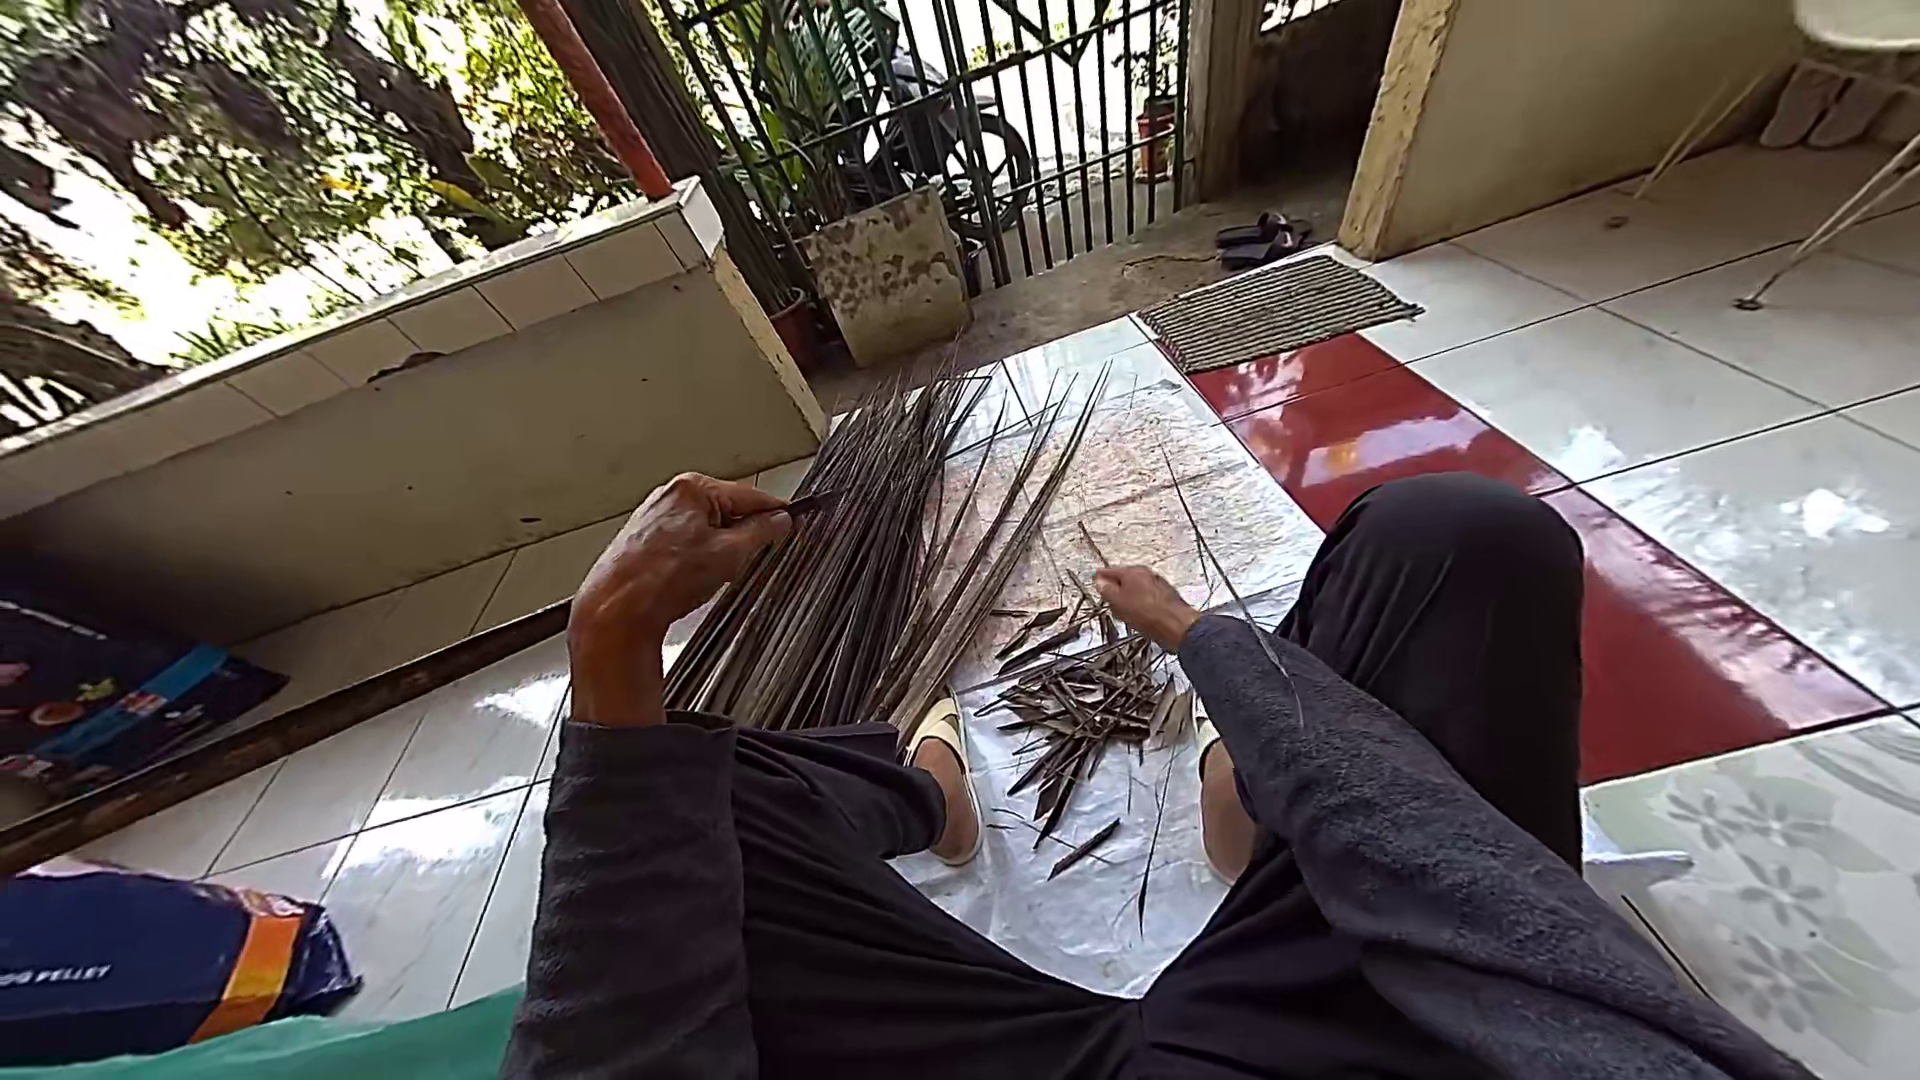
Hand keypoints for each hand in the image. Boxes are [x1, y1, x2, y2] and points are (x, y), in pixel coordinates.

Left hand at [569, 473, 790, 724]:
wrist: (616, 612)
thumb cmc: (661, 580)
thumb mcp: (731, 554)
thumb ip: (762, 531)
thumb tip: (780, 520)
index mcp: (692, 488)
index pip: (751, 495)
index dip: (775, 513)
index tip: (792, 523)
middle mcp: (670, 496)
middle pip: (728, 511)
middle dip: (742, 537)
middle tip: (745, 561)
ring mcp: (655, 517)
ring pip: (708, 529)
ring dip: (719, 550)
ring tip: (710, 575)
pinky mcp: (645, 539)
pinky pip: (687, 542)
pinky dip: (698, 559)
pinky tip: (691, 579)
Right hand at [1094, 566, 1199, 650]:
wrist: (1177, 626)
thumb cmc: (1149, 614)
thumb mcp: (1118, 602)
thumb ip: (1106, 590)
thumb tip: (1099, 582)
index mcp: (1133, 572)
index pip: (1109, 571)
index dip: (1100, 578)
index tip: (1095, 580)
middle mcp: (1147, 575)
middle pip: (1124, 581)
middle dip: (1115, 591)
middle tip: (1109, 602)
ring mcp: (1158, 585)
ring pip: (1136, 591)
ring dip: (1128, 600)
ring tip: (1125, 614)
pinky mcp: (1166, 598)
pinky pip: (1147, 600)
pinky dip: (1140, 606)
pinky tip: (1139, 618)